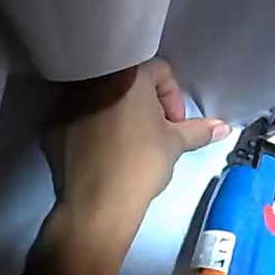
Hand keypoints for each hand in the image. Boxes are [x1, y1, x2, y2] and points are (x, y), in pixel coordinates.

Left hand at [40, 58, 228, 274]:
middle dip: (144, 104)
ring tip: (127, 143)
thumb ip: (198, 130)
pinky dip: (91, 129)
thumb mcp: (174, 145)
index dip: (173, 99)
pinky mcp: (51, 126)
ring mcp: (66, 102)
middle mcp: (92, 79)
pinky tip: (101, 154)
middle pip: (127, 83)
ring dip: (116, 113)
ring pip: (99, 98)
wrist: (97, 203)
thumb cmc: (141, 164)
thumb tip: (223, 126)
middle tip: (153, 132)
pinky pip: (77, 118)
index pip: (160, 71)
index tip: (174, 126)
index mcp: (127, 74)